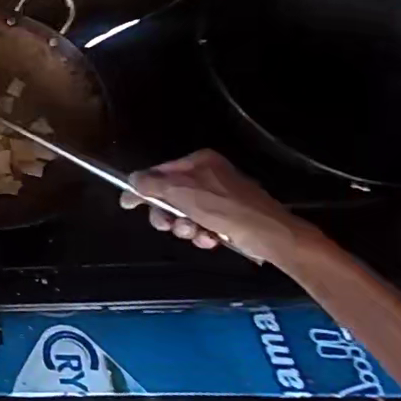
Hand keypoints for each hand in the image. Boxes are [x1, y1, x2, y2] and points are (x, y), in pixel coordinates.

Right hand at [119, 149, 306, 263]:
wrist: (270, 235)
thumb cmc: (224, 208)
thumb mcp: (180, 192)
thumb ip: (151, 184)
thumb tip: (131, 180)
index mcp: (199, 162)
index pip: (159, 172)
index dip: (143, 189)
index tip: (130, 204)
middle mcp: (209, 175)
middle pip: (170, 195)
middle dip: (167, 213)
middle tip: (168, 225)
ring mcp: (220, 197)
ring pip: (184, 213)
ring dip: (184, 227)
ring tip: (195, 233)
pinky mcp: (228, 217)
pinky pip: (201, 224)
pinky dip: (201, 233)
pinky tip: (210, 238)